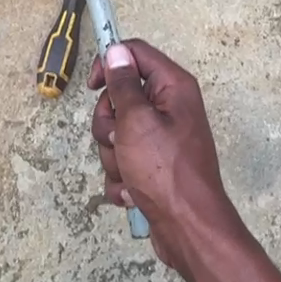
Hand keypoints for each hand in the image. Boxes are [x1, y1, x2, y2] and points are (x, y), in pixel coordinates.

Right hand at [90, 39, 241, 280]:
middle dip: (109, 123)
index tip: (93, 86)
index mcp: (172, 87)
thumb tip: (116, 51)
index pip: (134, 53)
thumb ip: (123, 84)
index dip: (110, 63)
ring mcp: (161, 139)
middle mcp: (169, 107)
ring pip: (117, 132)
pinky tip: (132, 192)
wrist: (188, 230)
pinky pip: (123, 160)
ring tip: (129, 173)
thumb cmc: (164, 170)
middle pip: (120, 97)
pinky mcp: (153, 166)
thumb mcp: (136, 120)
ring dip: (114, 155)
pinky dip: (122, 177)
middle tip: (119, 139)